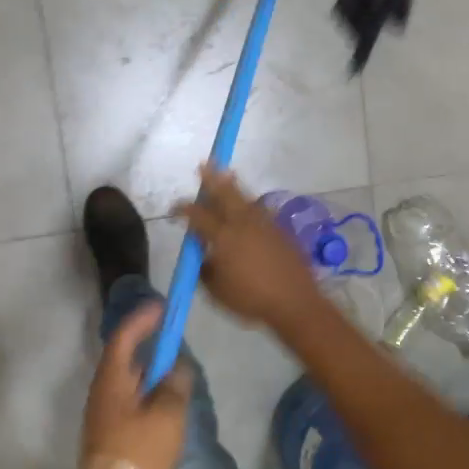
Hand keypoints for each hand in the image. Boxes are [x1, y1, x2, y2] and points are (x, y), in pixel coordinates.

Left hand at [78, 304, 191, 468]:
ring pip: (127, 383)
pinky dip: (146, 395)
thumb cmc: (138, 452)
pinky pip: (129, 402)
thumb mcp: (166, 416)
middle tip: (172, 339)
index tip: (161, 307)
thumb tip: (177, 368)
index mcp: (111, 380)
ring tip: (174, 373)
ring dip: (148, 373)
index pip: (123, 338)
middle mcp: (102, 392)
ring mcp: (102, 415)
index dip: (141, 320)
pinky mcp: (109, 434)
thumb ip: (174, 386)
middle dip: (146, 345)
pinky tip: (164, 407)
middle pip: (123, 358)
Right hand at [177, 166, 322, 327]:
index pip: (198, 216)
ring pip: (245, 198)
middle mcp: (243, 224)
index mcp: (224, 237)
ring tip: (227, 173)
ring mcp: (264, 224)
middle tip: (203, 165)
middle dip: (211, 179)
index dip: (183, 209)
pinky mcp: (280, 231)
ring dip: (233, 185)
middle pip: (225, 194)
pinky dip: (250, 203)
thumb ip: (205, 269)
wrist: (295, 302)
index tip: (173, 209)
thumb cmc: (251, 300)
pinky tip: (249, 203)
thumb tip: (203, 256)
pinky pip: (260, 209)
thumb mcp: (216, 291)